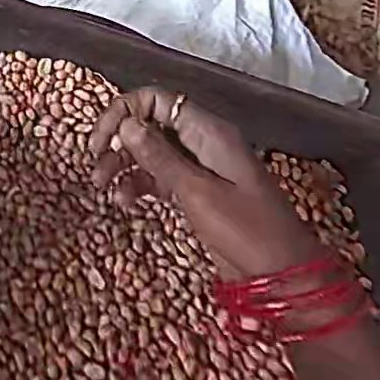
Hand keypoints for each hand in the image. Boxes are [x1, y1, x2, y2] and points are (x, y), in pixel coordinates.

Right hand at [89, 87, 324, 280]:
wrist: (284, 278)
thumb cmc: (245, 230)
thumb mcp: (197, 191)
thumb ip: (159, 156)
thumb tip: (125, 125)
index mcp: (208, 132)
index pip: (157, 100)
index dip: (124, 111)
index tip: (102, 138)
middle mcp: (200, 142)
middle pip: (148, 124)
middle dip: (118, 141)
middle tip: (95, 163)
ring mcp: (197, 167)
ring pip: (148, 152)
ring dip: (122, 165)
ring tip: (100, 186)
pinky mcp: (194, 192)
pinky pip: (157, 177)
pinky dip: (137, 185)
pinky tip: (123, 201)